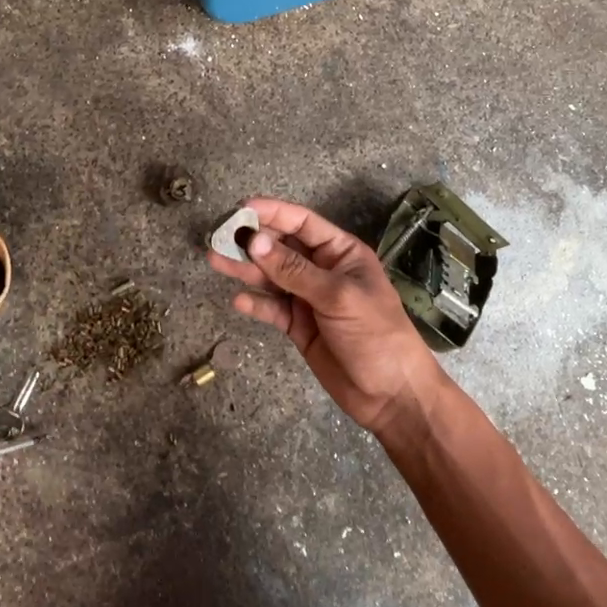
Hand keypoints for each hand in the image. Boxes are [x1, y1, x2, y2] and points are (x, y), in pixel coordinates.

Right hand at [207, 198, 447, 436]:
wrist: (392, 395)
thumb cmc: (376, 335)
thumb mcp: (338, 297)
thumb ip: (294, 271)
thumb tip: (254, 241)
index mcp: (341, 253)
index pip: (302, 223)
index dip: (272, 213)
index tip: (240, 210)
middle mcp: (322, 270)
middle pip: (281, 247)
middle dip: (251, 241)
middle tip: (219, 237)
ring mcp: (309, 299)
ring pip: (271, 277)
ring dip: (245, 269)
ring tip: (215, 260)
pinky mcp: (298, 327)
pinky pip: (272, 308)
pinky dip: (256, 303)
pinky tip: (239, 301)